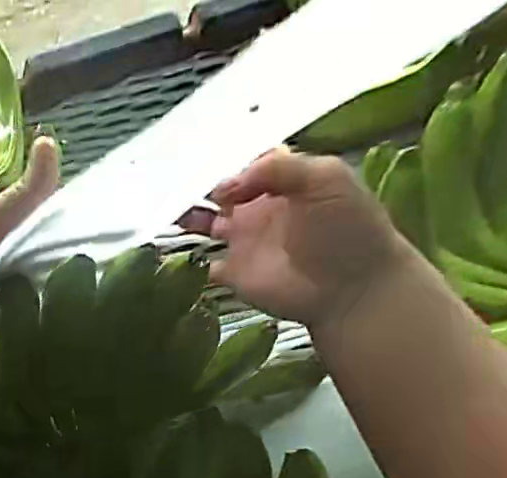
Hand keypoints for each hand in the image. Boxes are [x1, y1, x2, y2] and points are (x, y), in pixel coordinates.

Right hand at [182, 148, 414, 328]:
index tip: (203, 164)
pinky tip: (162, 254)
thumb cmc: (345, 227)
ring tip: (158, 212)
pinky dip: (181, 264)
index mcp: (282, 181)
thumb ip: (277, 169)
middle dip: (196, 187)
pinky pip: (200, 267)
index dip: (225, 162)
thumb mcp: (324, 178)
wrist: (348, 286)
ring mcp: (242, 241)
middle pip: (219, 192)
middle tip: (169, 185)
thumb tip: (224, 185)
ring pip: (204, 225)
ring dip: (184, 219)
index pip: (246, 164)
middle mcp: (258, 207)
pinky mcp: (231, 273)